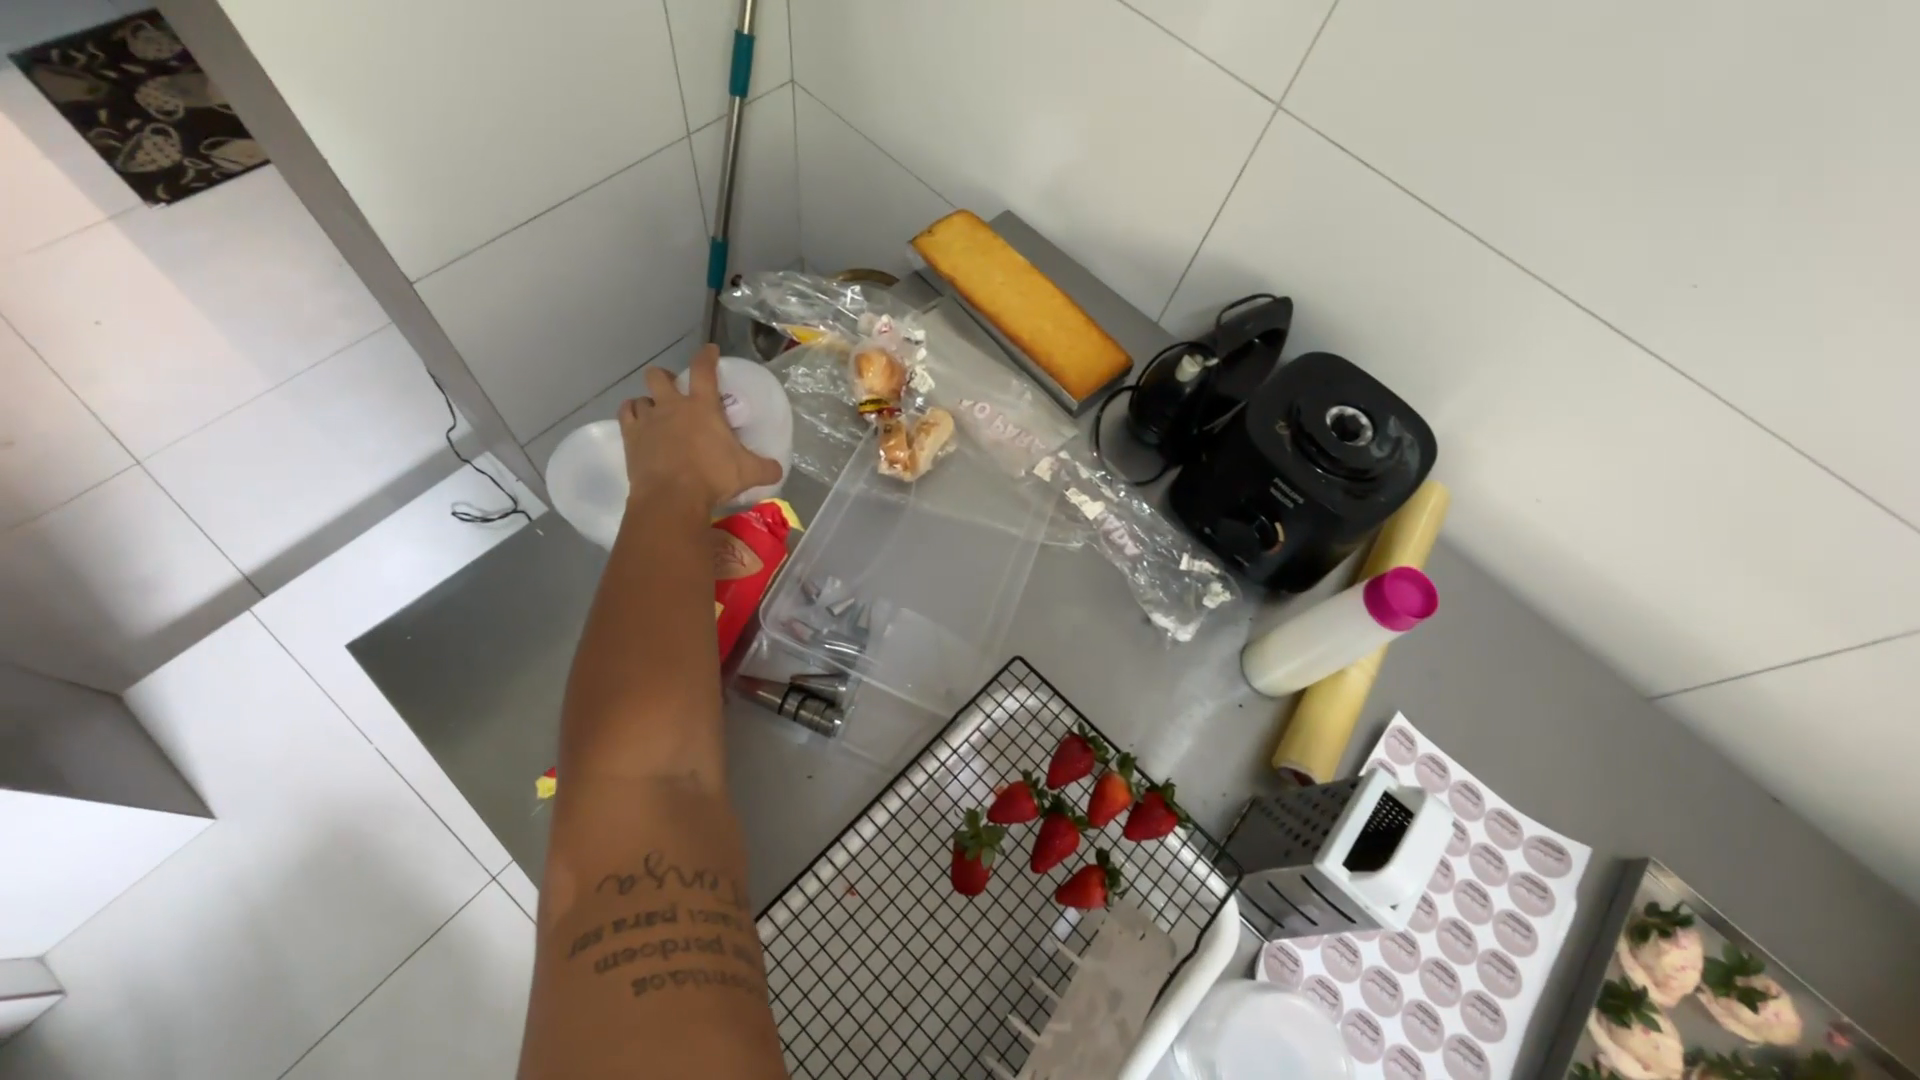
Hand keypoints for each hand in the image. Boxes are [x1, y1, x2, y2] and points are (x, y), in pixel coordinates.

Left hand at [619, 344, 782, 512]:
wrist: (672, 497)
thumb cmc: (712, 478)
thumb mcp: (748, 473)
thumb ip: (765, 468)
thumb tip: (778, 470)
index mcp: (702, 407)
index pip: (703, 369)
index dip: (706, 356)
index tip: (709, 351)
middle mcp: (672, 406)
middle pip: (658, 376)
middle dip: (665, 378)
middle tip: (673, 389)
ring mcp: (648, 420)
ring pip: (640, 397)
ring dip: (648, 401)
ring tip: (655, 412)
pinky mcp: (631, 437)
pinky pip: (626, 415)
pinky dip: (632, 415)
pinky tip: (638, 423)